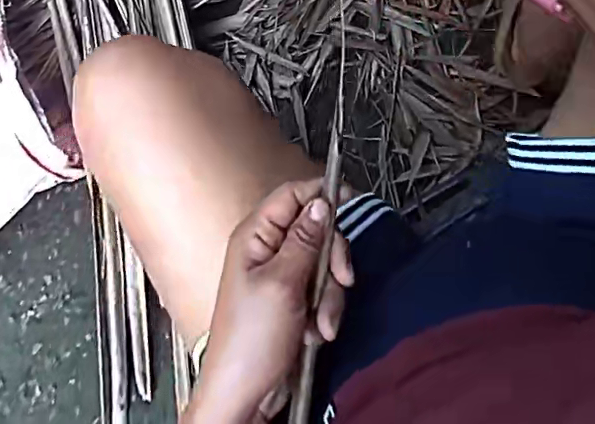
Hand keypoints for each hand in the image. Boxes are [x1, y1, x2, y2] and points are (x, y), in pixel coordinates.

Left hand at [187, 179, 354, 423]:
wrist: (244, 401)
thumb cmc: (251, 340)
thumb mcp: (282, 283)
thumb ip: (305, 239)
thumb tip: (322, 201)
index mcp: (256, 234)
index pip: (292, 194)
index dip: (321, 193)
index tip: (350, 198)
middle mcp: (268, 249)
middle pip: (316, 229)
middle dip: (331, 258)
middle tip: (340, 280)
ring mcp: (282, 275)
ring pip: (323, 262)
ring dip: (329, 294)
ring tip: (320, 324)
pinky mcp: (293, 300)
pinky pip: (321, 290)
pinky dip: (325, 310)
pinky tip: (316, 332)